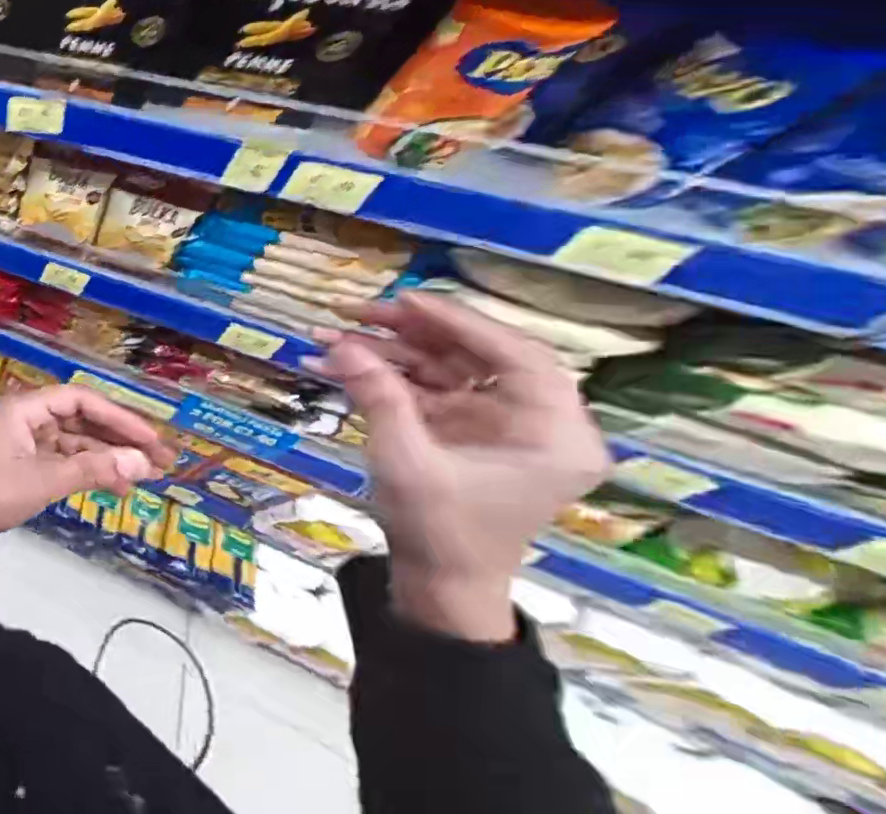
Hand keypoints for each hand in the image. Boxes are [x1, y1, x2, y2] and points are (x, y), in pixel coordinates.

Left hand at [0, 385, 174, 543]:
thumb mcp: (43, 481)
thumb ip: (92, 470)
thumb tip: (141, 463)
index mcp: (28, 408)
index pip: (82, 401)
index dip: (119, 417)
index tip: (149, 438)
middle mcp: (33, 417)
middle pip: (86, 419)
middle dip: (122, 438)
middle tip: (162, 457)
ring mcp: (34, 439)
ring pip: (82, 441)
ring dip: (112, 456)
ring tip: (149, 475)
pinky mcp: (34, 461)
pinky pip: (71, 459)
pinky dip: (94, 471)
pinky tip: (120, 487)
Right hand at [306, 292, 610, 641]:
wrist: (440, 584)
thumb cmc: (439, 531)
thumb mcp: (407, 464)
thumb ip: (379, 399)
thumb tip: (342, 345)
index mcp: (554, 434)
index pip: (516, 356)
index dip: (461, 323)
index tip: (406, 301)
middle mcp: (535, 420)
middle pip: (476, 353)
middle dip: (411, 331)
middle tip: (356, 312)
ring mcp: (497, 422)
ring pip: (446, 365)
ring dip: (388, 349)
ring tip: (331, 336)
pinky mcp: (465, 427)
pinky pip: (427, 387)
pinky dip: (384, 375)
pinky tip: (337, 364)